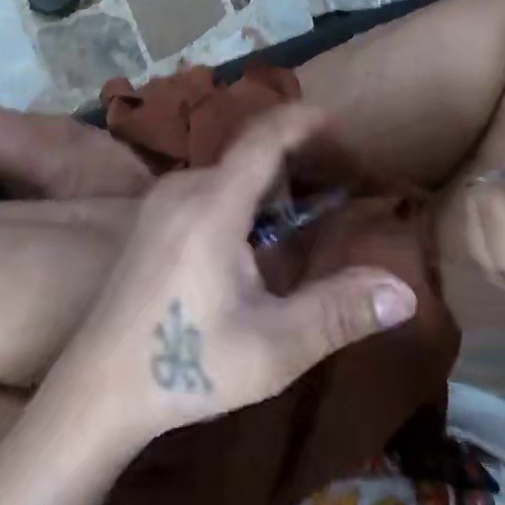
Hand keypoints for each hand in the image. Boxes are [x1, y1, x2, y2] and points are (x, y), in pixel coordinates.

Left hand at [53, 105, 419, 445]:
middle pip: (247, 154)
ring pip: (227, 171)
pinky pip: (206, 187)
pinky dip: (241, 193)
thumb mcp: (272, 348)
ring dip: (269, 181)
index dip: (301, 121)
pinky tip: (256, 235)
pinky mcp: (150, 218)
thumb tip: (404, 291)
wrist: (100, 385)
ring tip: (307, 209)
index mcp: (211, 206)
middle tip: (340, 182)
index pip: (261, 139)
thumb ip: (339, 313)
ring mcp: (159, 201)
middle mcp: (182, 188)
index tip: (339, 120)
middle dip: (296, 160)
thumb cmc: (187, 366)